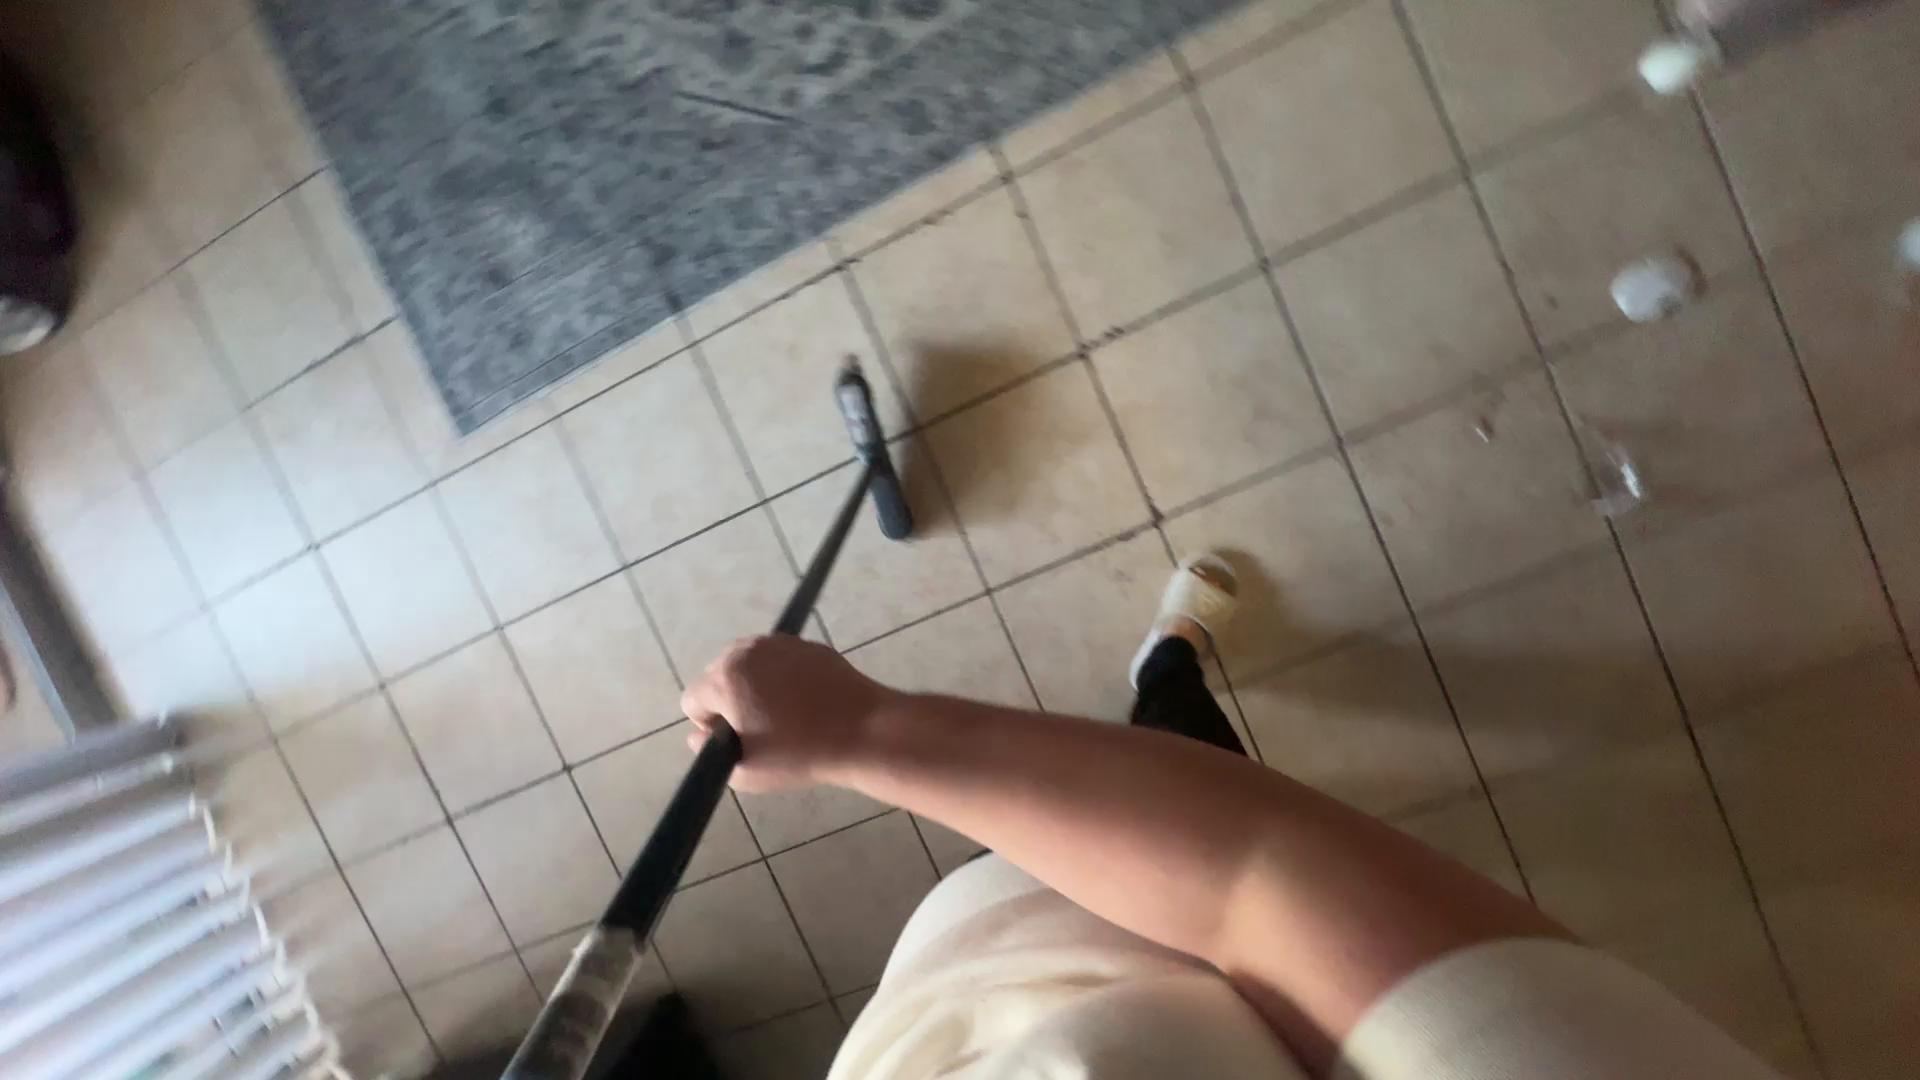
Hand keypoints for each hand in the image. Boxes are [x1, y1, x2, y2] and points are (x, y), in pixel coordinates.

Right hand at [681, 636, 895, 791]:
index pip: (693, 699)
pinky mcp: (809, 645)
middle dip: (728, 699)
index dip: (709, 725)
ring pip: (748, 662)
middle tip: (758, 726)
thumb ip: (710, 752)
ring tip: (780, 713)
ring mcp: (781, 642)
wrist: (863, 729)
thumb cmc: (800, 753)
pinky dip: (780, 674)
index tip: (736, 739)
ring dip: (752, 684)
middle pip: (717, 674)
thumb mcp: (745, 769)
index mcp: (727, 677)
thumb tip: (701, 736)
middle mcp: (749, 649)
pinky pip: (778, 658)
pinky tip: (802, 698)